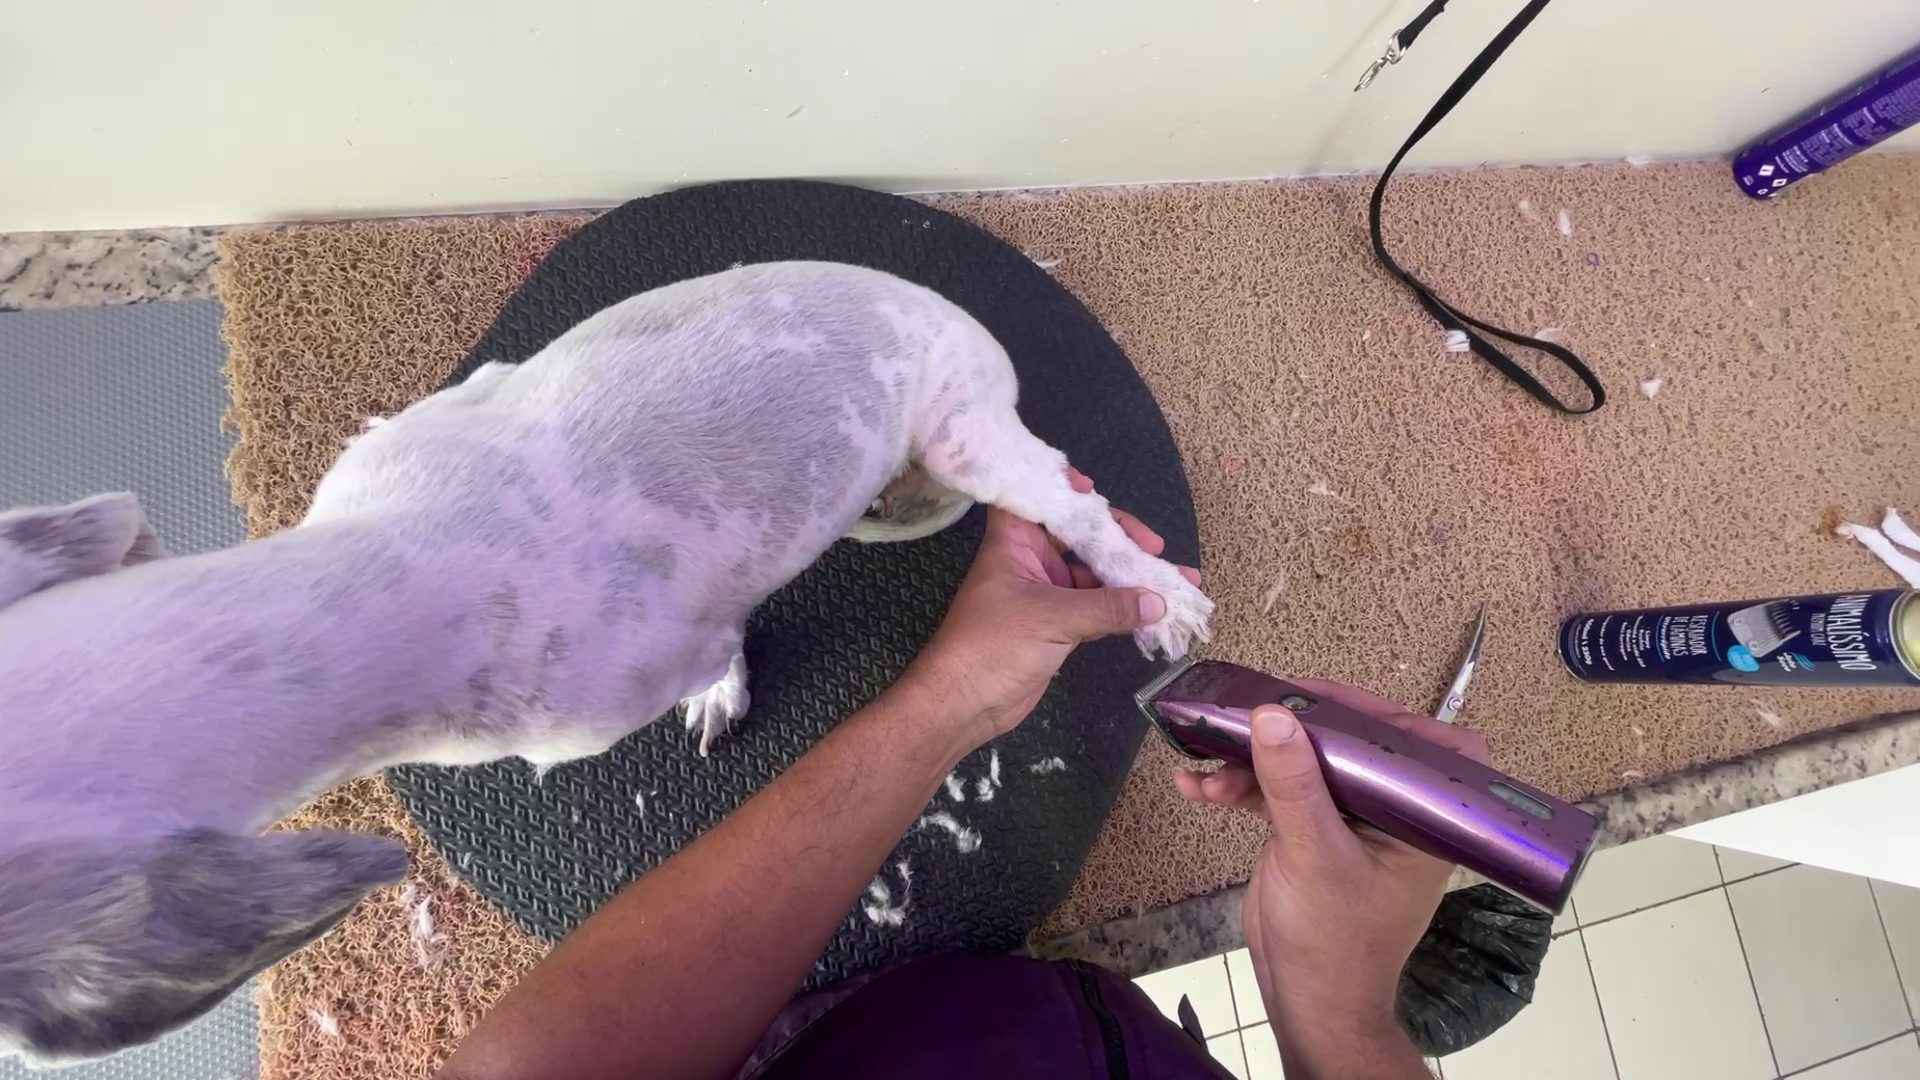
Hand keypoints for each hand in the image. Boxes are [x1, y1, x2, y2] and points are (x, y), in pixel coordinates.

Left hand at [901, 470, 1201, 749]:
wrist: (965, 702)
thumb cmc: (993, 645)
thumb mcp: (1052, 618)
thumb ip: (1108, 606)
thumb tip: (1158, 601)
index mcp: (1014, 542)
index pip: (1036, 499)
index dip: (1060, 487)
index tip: (1094, 490)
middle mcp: (1030, 561)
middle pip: (1078, 535)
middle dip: (1118, 539)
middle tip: (1154, 548)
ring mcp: (1046, 593)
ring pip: (1094, 574)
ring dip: (1131, 577)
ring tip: (1176, 579)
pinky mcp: (1058, 624)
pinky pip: (1098, 606)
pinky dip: (1125, 609)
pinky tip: (1158, 610)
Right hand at [1174, 681, 1488, 1073]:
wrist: (1302, 999)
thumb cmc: (1333, 938)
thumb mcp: (1314, 854)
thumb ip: (1293, 784)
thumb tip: (1272, 712)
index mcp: (1414, 818)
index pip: (1424, 747)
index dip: (1383, 715)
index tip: (1327, 699)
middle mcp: (1381, 810)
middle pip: (1344, 744)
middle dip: (1293, 727)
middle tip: (1250, 706)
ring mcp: (1339, 819)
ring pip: (1298, 764)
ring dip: (1247, 758)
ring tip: (1202, 755)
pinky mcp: (1301, 829)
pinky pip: (1268, 791)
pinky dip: (1232, 786)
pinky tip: (1192, 787)